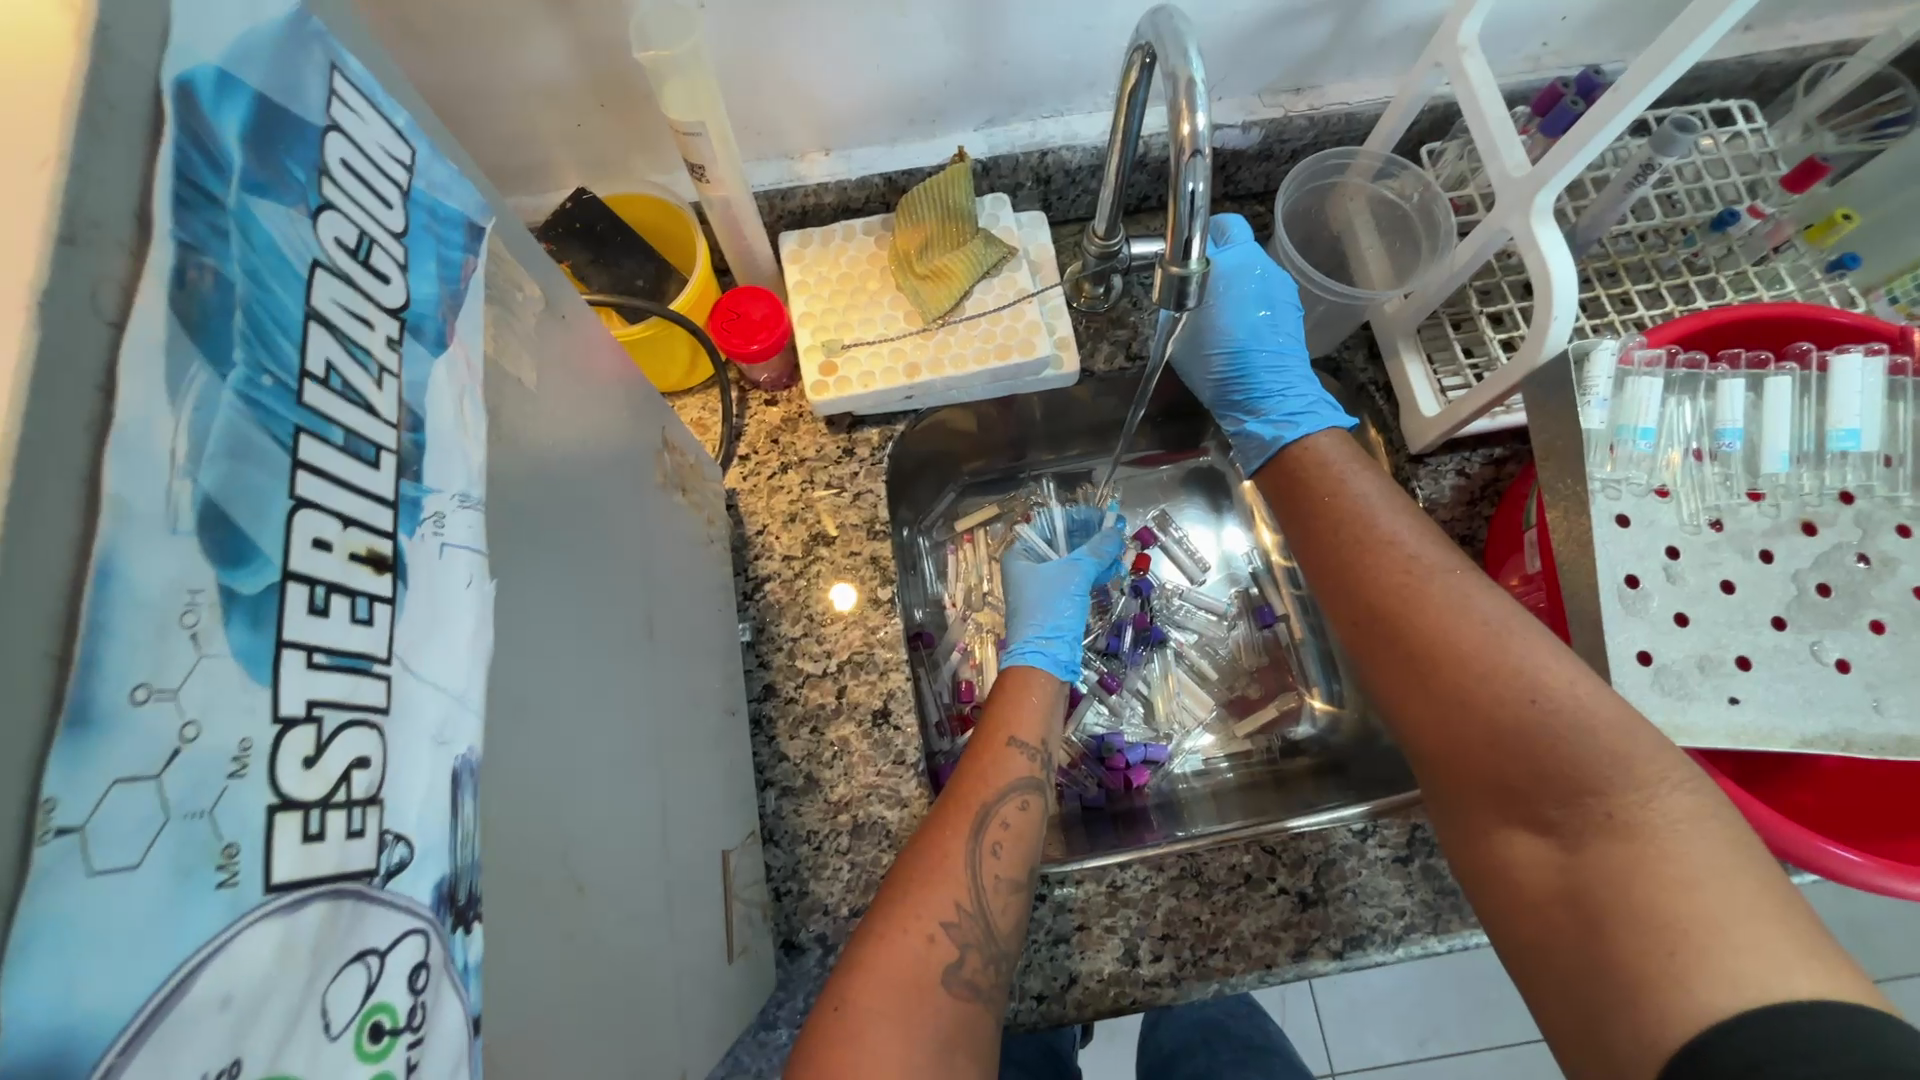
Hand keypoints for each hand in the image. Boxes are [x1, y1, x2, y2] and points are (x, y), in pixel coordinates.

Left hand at [999, 506, 1125, 683]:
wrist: (1044, 661)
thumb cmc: (1050, 610)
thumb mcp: (1075, 574)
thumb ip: (1096, 550)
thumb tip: (1115, 532)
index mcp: (1021, 555)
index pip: (1049, 525)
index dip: (1077, 518)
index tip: (1103, 517)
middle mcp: (1028, 568)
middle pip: (1061, 543)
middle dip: (1090, 538)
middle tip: (1117, 532)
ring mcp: (1042, 588)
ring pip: (1072, 563)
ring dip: (1096, 556)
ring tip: (1121, 549)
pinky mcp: (1056, 605)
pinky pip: (1076, 581)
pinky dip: (1093, 574)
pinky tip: (1114, 568)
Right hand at [1171, 213, 1355, 474]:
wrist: (1266, 394)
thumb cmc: (1214, 364)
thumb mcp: (1175, 332)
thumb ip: (1174, 299)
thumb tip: (1175, 287)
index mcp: (1225, 263)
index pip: (1209, 229)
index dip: (1191, 244)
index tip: (1180, 263)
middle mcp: (1256, 261)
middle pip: (1234, 234)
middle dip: (1216, 247)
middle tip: (1199, 276)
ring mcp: (1279, 279)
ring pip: (1250, 261)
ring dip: (1235, 274)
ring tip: (1221, 308)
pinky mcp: (1291, 300)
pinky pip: (1264, 285)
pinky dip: (1251, 294)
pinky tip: (1242, 325)